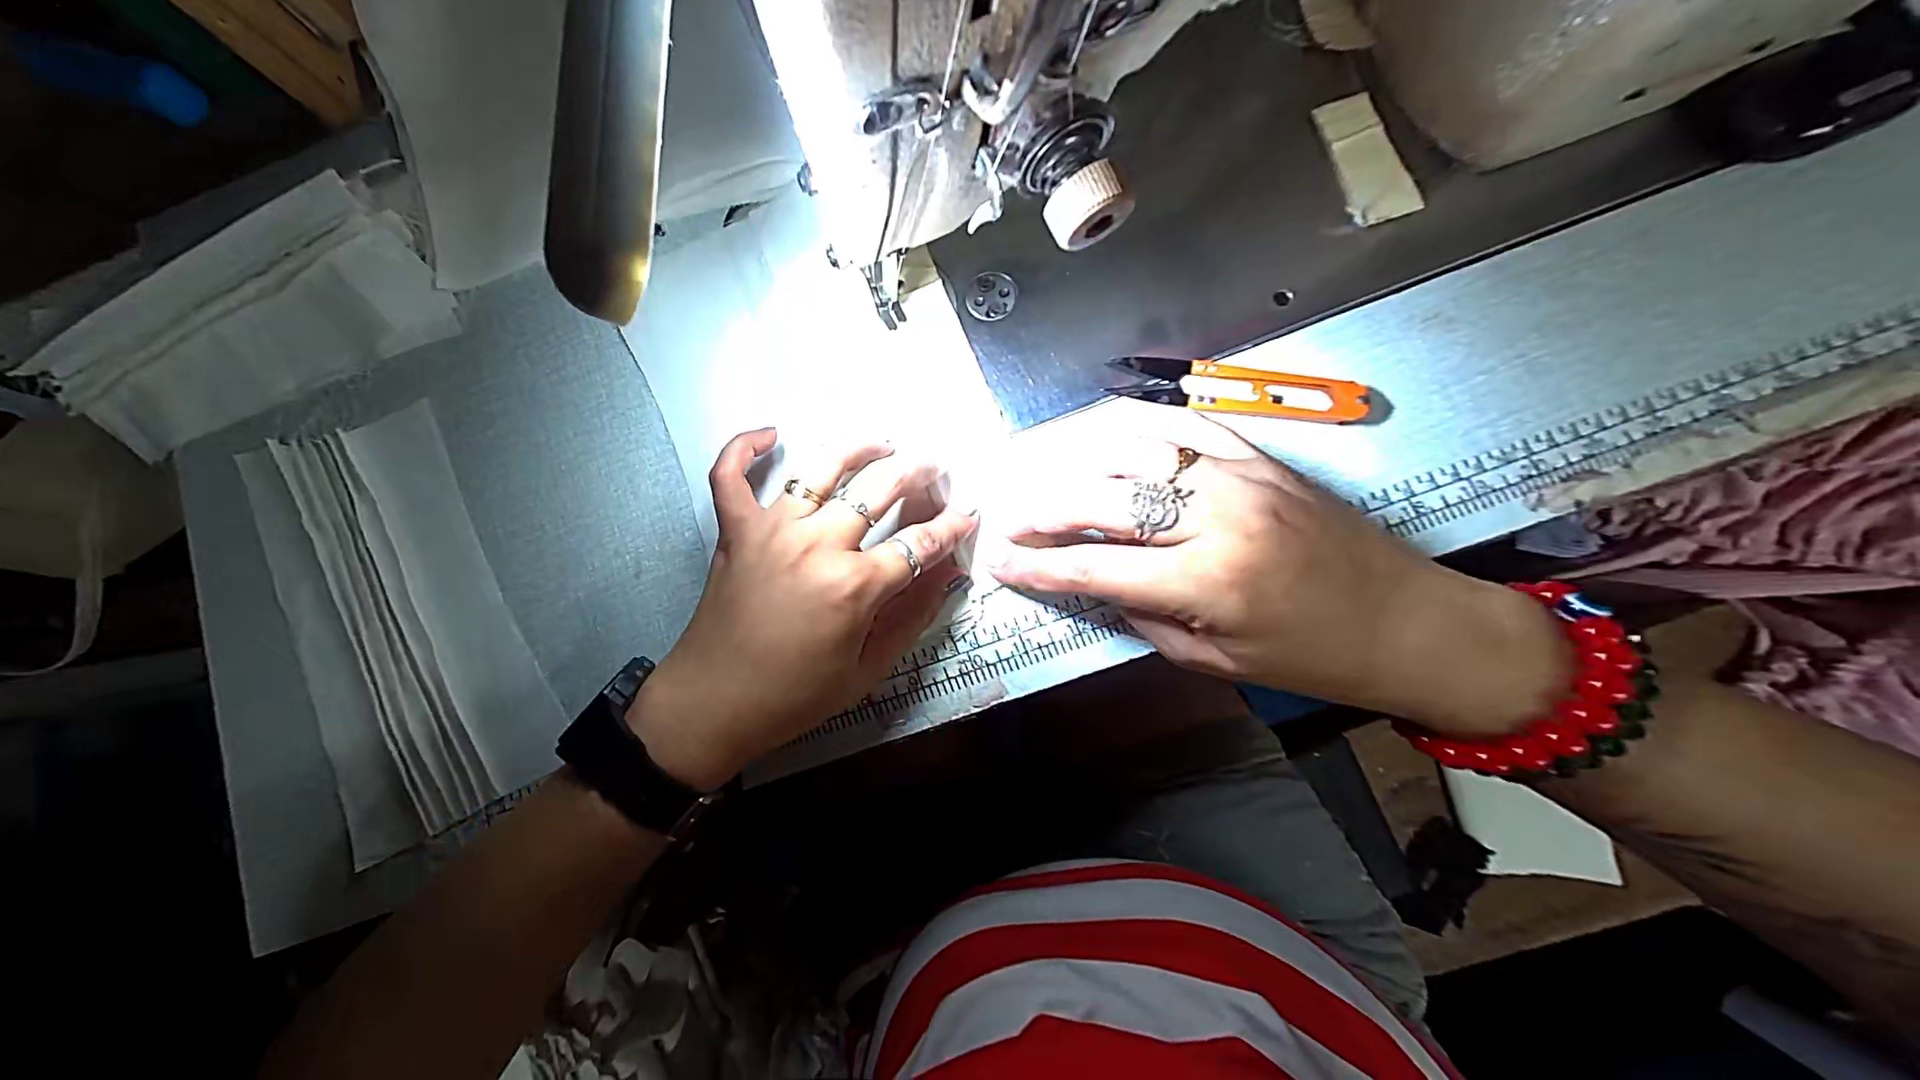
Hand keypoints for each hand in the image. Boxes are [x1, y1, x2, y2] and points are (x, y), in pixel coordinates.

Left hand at [629, 429, 976, 788]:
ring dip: (857, 449)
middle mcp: (817, 545)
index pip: (919, 543)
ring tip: (882, 443)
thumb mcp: (867, 670)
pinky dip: (743, 449)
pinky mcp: (735, 531)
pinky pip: (731, 477)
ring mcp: (772, 531)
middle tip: (935, 467)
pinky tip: (768, 433)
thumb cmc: (795, 696)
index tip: (969, 513)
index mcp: (855, 585)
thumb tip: (946, 575)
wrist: (714, 704)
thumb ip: (912, 617)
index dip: (952, 527)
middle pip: (879, 490)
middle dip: (918, 473)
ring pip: (820, 468)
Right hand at [985, 414, 1568, 737]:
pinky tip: (1108, 440)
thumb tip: (1099, 583)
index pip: (1096, 566)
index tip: (1000, 563)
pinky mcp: (1262, 456)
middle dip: (1043, 511)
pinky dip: (1138, 429)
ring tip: (1052, 482)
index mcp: (1208, 583)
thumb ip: (1146, 617)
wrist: (1410, 621)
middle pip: (1104, 498)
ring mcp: (1241, 476)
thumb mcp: (1216, 662)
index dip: (1038, 567)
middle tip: (1010, 521)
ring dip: (1081, 464)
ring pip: (1136, 449)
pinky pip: (1185, 426)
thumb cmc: (1312, 657)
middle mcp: (1219, 518)